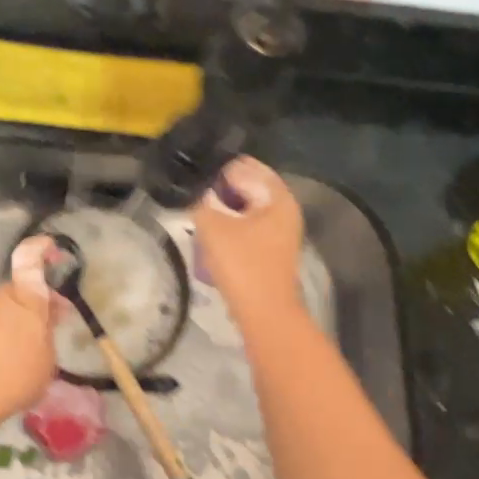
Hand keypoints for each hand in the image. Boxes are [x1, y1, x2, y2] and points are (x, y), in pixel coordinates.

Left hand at [0, 236, 61, 417]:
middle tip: (53, 325)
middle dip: (38, 303)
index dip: (41, 249)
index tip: (52, 249)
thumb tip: (45, 322)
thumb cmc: (15, 375)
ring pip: (6, 308)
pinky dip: (3, 335)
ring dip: (20, 321)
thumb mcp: (48, 359)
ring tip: (33, 350)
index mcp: (24, 297)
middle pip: (22, 290)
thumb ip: (48, 335)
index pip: (30, 259)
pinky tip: (10, 362)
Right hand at [192, 156, 304, 320]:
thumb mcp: (212, 226)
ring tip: (198, 213)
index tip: (193, 179)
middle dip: (220, 190)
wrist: (264, 312)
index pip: (243, 166)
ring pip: (247, 208)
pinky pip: (248, 226)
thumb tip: (195, 189)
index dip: (216, 171)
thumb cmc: (242, 264)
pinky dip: (231, 226)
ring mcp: (281, 231)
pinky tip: (212, 234)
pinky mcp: (272, 249)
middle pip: (247, 187)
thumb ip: (201, 200)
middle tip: (193, 196)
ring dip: (223, 210)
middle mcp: (285, 209)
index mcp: (278, 196)